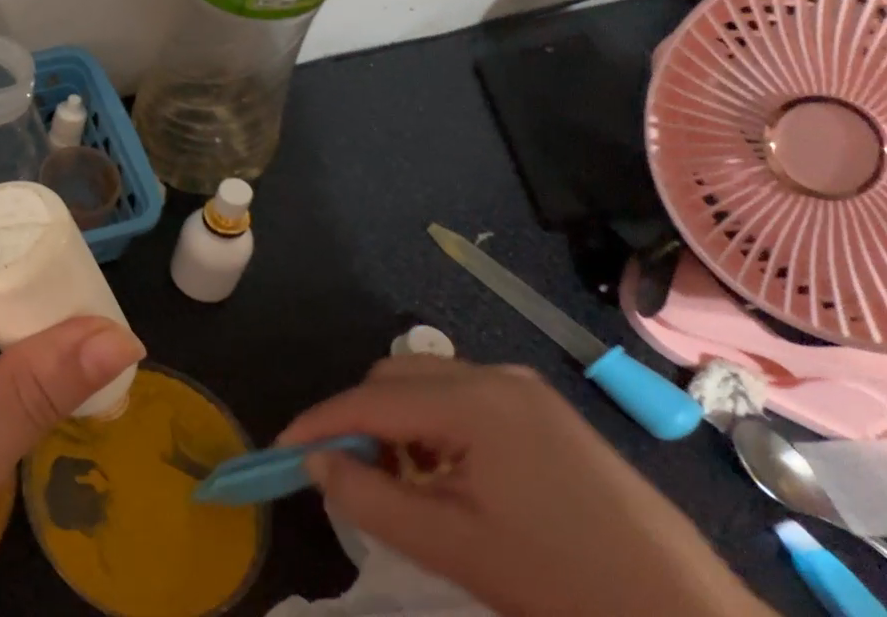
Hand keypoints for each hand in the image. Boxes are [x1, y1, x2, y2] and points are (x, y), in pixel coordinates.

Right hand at [280, 356, 775, 616]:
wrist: (689, 615)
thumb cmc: (563, 579)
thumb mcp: (452, 546)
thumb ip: (368, 499)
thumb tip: (318, 464)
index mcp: (473, 402)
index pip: (368, 399)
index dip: (317, 424)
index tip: (281, 452)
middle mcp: (497, 378)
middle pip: (394, 378)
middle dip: (358, 419)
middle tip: (347, 474)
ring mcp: (528, 392)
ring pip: (427, 385)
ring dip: (396, 422)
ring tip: (400, 481)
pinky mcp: (548, 413)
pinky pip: (465, 399)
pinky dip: (435, 426)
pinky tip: (448, 476)